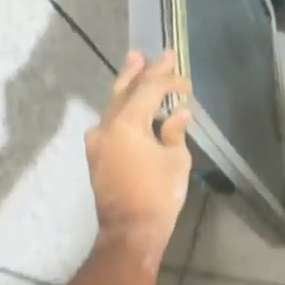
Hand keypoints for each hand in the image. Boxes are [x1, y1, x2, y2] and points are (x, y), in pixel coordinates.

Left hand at [84, 50, 192, 264]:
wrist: (130, 230)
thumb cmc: (158, 194)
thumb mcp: (176, 160)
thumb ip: (174, 131)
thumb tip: (178, 113)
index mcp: (126, 123)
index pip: (149, 90)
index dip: (169, 80)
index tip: (187, 79)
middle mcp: (106, 126)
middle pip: (124, 90)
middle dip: (139, 71)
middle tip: (149, 53)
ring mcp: (97, 141)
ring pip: (113, 105)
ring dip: (127, 86)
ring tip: (135, 65)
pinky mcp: (98, 155)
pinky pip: (111, 122)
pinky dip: (123, 108)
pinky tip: (131, 105)